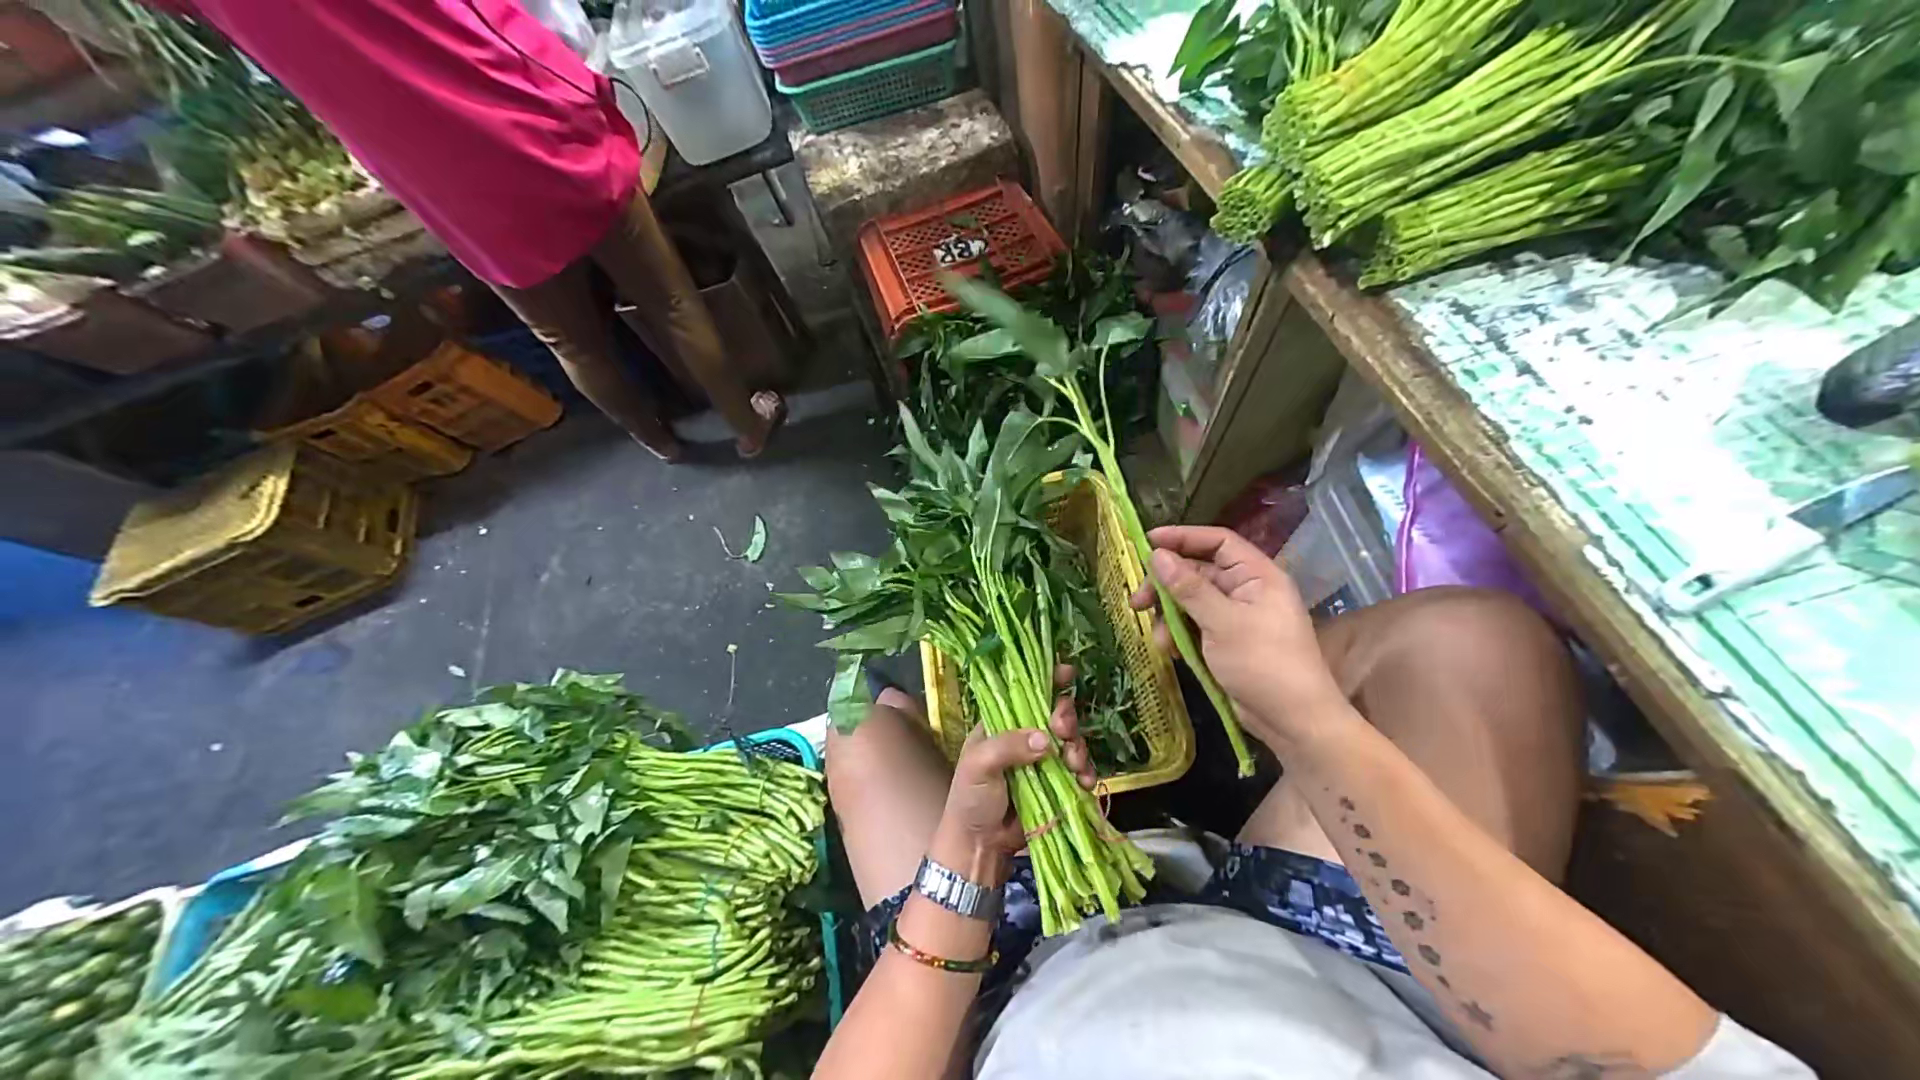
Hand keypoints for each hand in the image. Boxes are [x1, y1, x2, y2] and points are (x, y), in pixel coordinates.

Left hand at [930, 664, 1095, 882]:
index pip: (1025, 693)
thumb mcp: (979, 765)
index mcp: (1002, 724)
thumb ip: (1009, 746)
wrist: (979, 845)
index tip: (1066, 673)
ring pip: (1071, 742)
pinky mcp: (1057, 785)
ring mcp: (1043, 762)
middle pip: (1055, 715)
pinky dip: (1086, 774)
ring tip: (1073, 764)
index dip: (1047, 680)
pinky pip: (1079, 772)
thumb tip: (1045, 738)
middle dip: (1066, 718)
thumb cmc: (970, 798)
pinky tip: (1085, 782)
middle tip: (1063, 731)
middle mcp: (1025, 737)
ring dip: (1078, 748)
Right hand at [1129, 525, 1342, 744]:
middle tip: (1138, 601)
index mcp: (1257, 576)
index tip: (1146, 542)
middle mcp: (1247, 590)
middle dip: (1166, 585)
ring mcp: (1237, 617)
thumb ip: (1188, 588)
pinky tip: (1170, 651)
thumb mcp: (1222, 622)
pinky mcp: (1227, 641)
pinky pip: (1195, 626)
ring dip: (1169, 615)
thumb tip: (1156, 555)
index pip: (1217, 542)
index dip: (1182, 538)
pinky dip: (1179, 635)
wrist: (1293, 720)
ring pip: (1191, 602)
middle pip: (1198, 572)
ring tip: (1158, 638)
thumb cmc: (1264, 663)